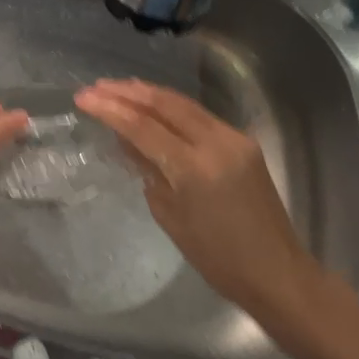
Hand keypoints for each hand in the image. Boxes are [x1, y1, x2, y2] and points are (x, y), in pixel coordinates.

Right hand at [76, 79, 318, 317]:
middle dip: (126, 92)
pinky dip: (170, 106)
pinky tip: (151, 105)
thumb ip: (147, 170)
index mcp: (194, 168)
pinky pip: (199, 115)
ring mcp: (234, 139)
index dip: (109, 108)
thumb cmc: (216, 256)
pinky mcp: (243, 143)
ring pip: (182, 103)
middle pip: (163, 104)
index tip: (82, 98)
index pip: (142, 126)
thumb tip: (127, 140)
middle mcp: (216, 144)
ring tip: (116, 88)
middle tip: (95, 86)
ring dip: (147, 93)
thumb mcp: (169, 214)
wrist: (277, 273)